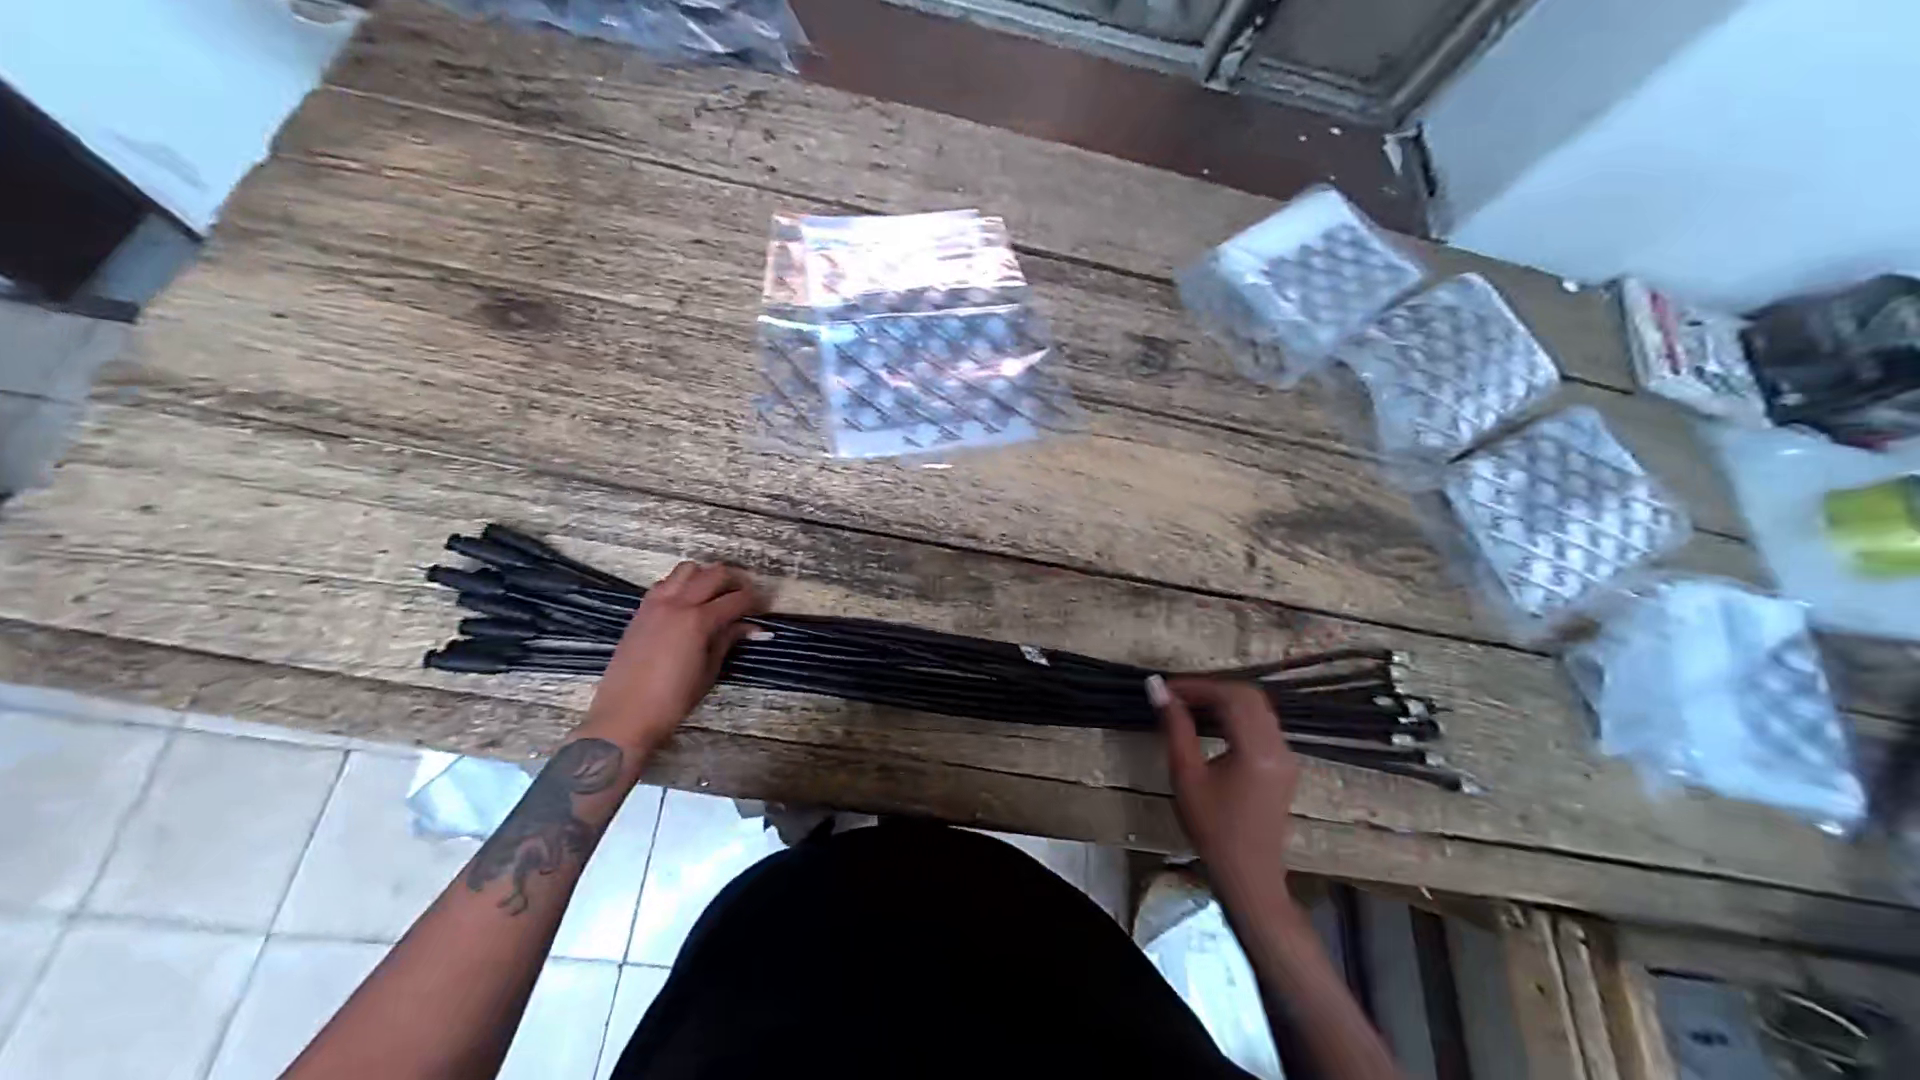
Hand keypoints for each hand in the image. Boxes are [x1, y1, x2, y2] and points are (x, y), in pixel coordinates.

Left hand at [584, 562, 765, 751]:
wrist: (625, 715)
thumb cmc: (673, 699)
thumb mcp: (709, 670)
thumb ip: (728, 640)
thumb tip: (749, 627)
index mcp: (698, 621)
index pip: (736, 599)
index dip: (755, 602)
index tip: (763, 608)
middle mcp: (677, 604)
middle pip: (715, 574)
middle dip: (735, 581)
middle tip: (745, 597)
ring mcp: (655, 604)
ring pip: (687, 570)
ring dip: (706, 576)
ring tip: (715, 594)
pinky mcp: (641, 611)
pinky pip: (665, 583)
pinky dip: (681, 584)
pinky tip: (688, 603)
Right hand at [1150, 676, 1300, 908]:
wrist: (1247, 874)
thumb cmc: (1212, 828)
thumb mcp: (1185, 775)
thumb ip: (1174, 727)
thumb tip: (1157, 689)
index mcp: (1257, 749)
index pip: (1230, 697)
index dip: (1197, 686)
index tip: (1166, 688)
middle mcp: (1279, 747)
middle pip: (1249, 696)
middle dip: (1211, 688)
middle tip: (1177, 695)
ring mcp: (1286, 756)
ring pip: (1258, 708)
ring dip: (1225, 700)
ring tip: (1189, 706)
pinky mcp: (1284, 765)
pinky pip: (1262, 725)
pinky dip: (1236, 715)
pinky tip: (1212, 723)